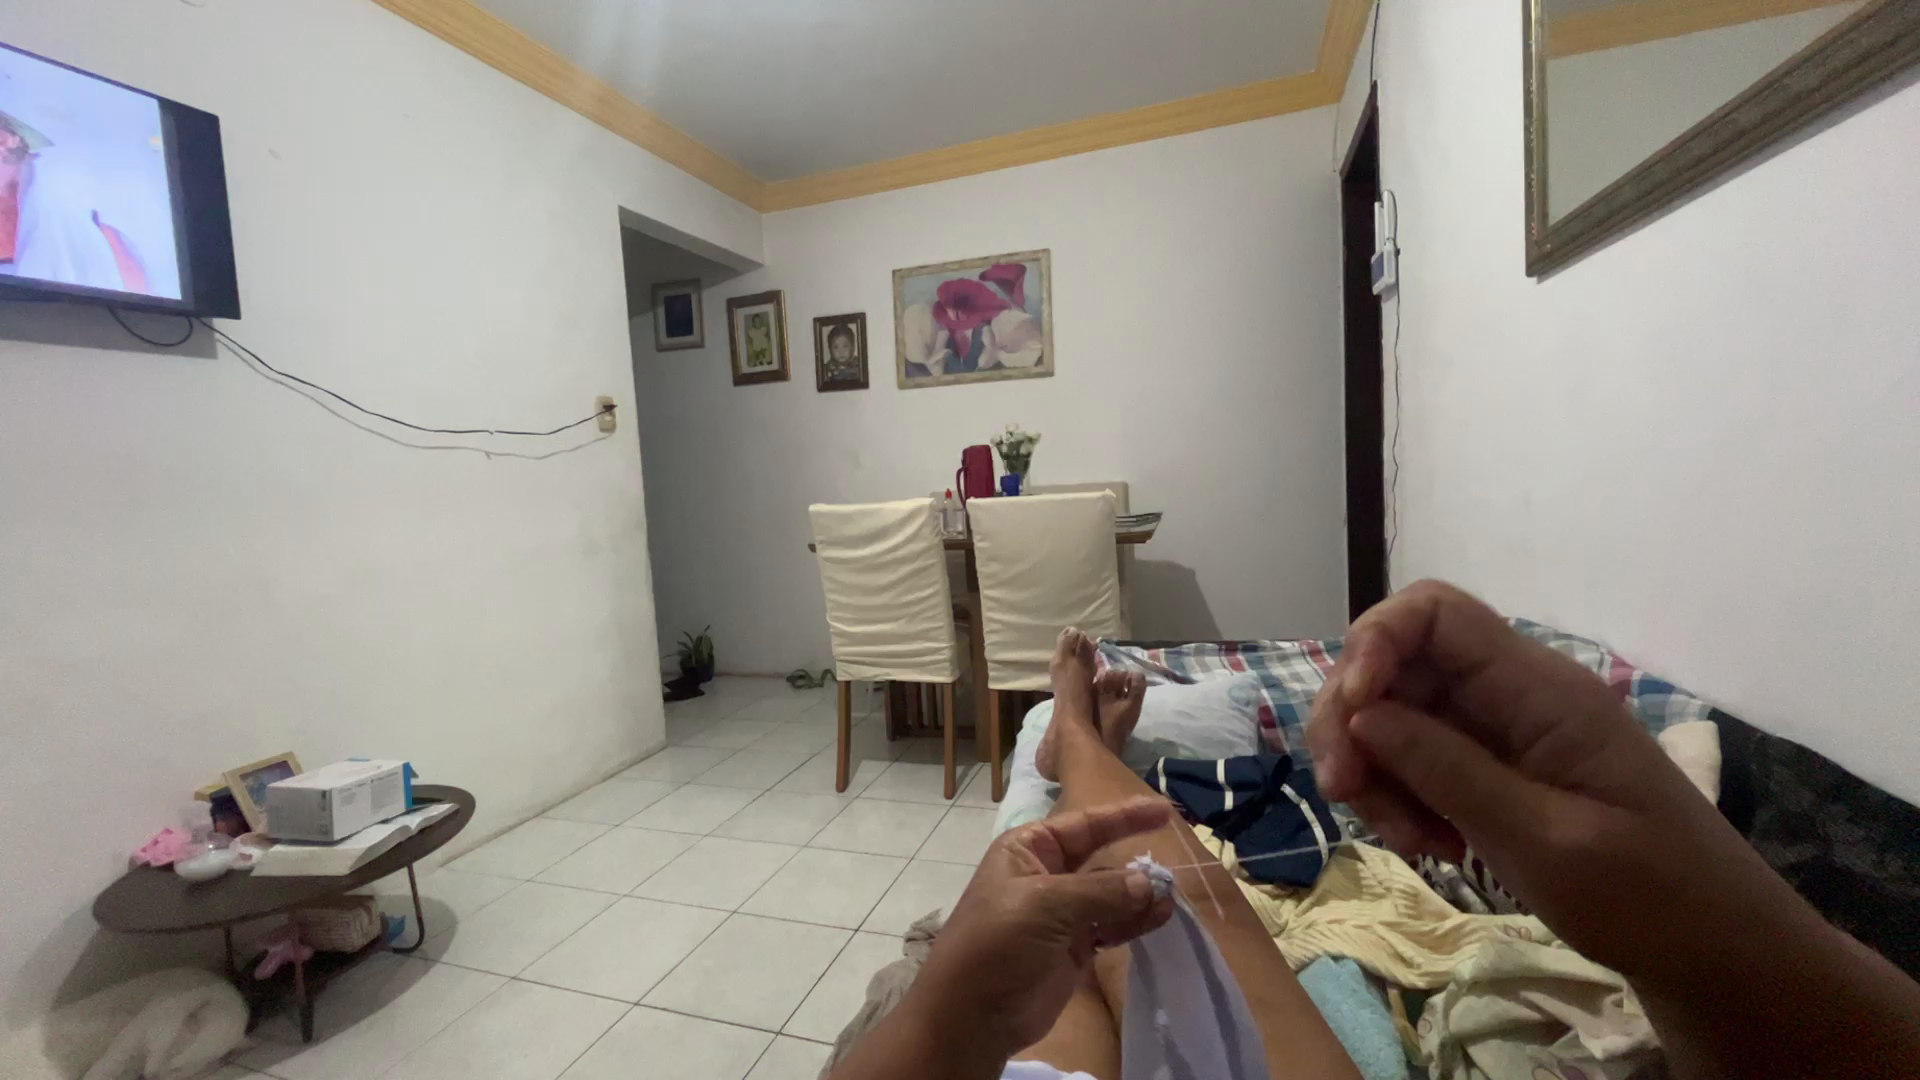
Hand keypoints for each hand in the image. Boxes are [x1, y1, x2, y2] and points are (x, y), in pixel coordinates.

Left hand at [904, 797, 1174, 1069]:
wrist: (973, 1013)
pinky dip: (1134, 921)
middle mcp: (1046, 873)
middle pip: (1099, 856)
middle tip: (1177, 859)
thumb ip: (1101, 891)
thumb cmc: (998, 940)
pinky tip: (1159, 916)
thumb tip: (1149, 881)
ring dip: (1139, 894)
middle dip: (1134, 856)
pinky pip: (1111, 925)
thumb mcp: (1045, 904)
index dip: (1123, 815)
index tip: (1163, 809)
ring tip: (1171, 895)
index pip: (1083, 823)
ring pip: (1110, 893)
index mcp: (1029, 848)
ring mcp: (1061, 912)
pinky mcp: (1074, 947)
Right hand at [1305, 580, 1735, 979]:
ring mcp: (1488, 725)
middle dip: (1350, 722)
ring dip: (1369, 771)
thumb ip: (1447, 770)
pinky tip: (1425, 843)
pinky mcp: (1477, 760)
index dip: (1374, 642)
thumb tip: (1359, 714)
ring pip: (1385, 714)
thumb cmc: (1654, 899)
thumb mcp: (1546, 841)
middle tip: (1342, 790)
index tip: (1352, 710)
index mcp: (1538, 688)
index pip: (1432, 612)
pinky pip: (1403, 755)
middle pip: (1390, 665)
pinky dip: (1392, 795)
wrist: (1722, 959)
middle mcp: (1504, 691)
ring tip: (1405, 839)